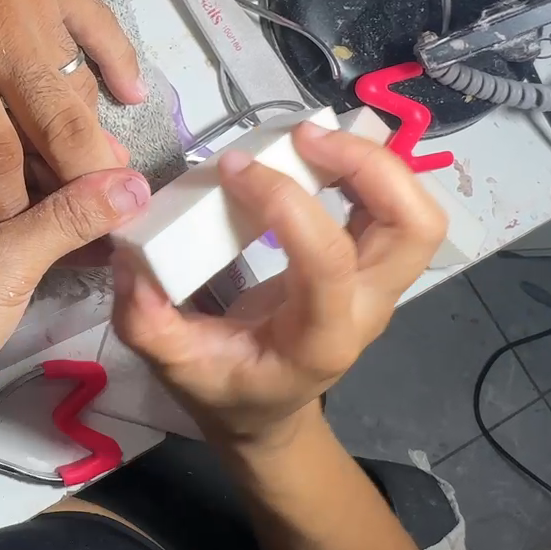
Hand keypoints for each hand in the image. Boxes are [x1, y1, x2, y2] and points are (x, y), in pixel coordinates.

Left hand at [0, 0, 146, 220]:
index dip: (5, 200)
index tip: (9, 229)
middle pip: (53, 126)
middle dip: (70, 184)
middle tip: (78, 222)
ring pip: (81, 85)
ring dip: (93, 137)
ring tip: (100, 180)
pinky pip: (101, 23)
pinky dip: (120, 61)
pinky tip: (131, 95)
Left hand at [0, 139, 149, 414]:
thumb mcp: (10, 262)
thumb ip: (73, 218)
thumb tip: (138, 184)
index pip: (18, 128)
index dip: (76, 145)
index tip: (131, 169)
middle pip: (25, 156)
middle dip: (79, 179)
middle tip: (137, 198)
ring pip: (27, 189)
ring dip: (73, 208)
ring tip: (129, 221)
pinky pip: (16, 218)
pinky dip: (53, 230)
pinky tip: (99, 242)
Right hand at [112, 123, 445, 448]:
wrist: (264, 413)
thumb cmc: (223, 388)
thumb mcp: (171, 365)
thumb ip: (145, 319)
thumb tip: (132, 256)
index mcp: (318, 339)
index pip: (326, 261)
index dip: (284, 202)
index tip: (229, 167)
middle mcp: (364, 311)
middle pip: (412, 229)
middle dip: (366, 167)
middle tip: (301, 136)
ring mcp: (376, 289)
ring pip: (417, 215)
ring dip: (373, 163)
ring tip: (310, 136)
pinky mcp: (369, 269)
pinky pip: (393, 211)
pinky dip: (366, 171)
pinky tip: (317, 153)